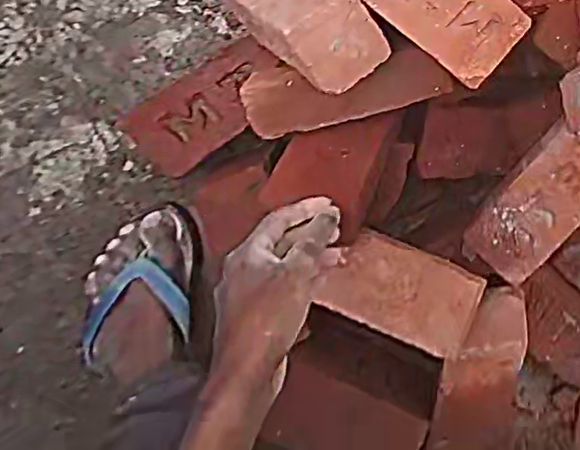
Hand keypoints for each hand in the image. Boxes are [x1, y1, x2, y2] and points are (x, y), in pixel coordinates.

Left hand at [212, 198, 340, 388]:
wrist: (247, 375)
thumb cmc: (266, 321)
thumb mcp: (297, 272)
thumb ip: (314, 240)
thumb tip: (328, 216)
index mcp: (247, 254)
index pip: (279, 219)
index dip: (306, 208)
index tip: (328, 204)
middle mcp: (243, 270)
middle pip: (282, 241)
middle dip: (311, 234)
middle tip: (335, 227)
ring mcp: (248, 294)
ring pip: (284, 265)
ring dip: (311, 257)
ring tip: (336, 254)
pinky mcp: (256, 316)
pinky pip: (284, 286)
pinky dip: (303, 278)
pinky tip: (320, 280)